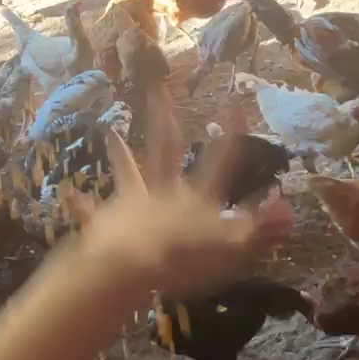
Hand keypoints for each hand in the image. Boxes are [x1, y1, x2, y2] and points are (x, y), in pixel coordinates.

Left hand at [62, 89, 290, 301]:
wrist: (132, 268)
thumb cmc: (184, 262)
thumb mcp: (231, 251)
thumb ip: (260, 228)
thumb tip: (289, 209)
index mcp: (196, 198)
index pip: (220, 161)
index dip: (231, 133)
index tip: (235, 102)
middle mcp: (165, 191)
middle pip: (166, 150)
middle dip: (164, 121)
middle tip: (157, 92)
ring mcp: (134, 203)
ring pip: (129, 172)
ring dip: (120, 153)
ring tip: (108, 131)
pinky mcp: (107, 221)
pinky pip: (92, 212)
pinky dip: (81, 205)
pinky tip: (69, 193)